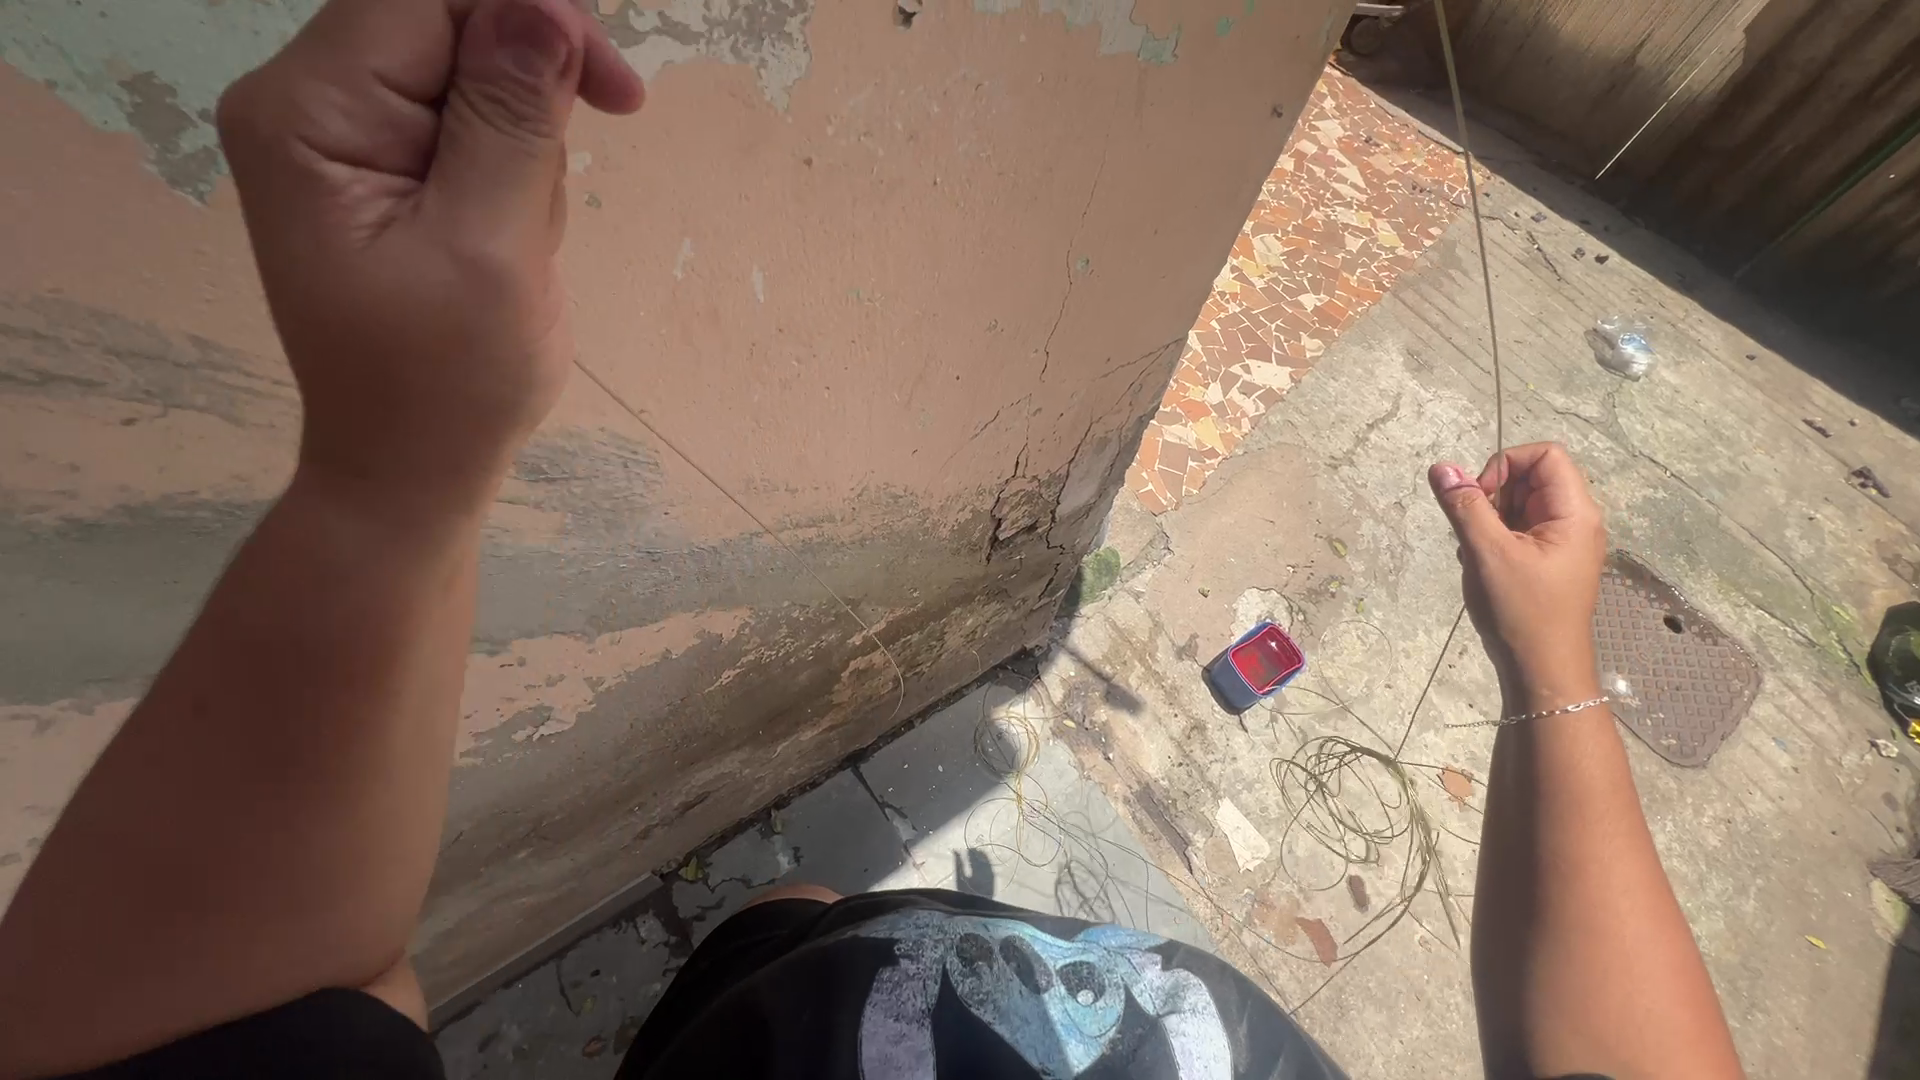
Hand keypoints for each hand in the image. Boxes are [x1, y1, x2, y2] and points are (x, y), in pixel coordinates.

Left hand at [217, 0, 644, 518]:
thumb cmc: (450, 381)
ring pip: (478, 94)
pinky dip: (518, 190)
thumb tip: (545, 9)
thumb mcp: (491, 251)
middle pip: (452, 36)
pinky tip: (509, 250)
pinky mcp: (394, 181)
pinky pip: (479, 143)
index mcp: (312, 112)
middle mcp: (315, 108)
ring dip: (528, 166)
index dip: (532, 21)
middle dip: (529, 114)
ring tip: (518, 254)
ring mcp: (353, 146)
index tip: (621, 94)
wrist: (419, 466)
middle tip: (541, 215)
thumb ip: (512, 125)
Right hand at [1427, 443, 1607, 702]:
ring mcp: (1560, 541)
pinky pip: (1515, 528)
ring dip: (1487, 518)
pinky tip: (1482, 565)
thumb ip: (1464, 506)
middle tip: (1474, 529)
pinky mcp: (1545, 558)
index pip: (1545, 455)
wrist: (1540, 666)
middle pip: (1530, 477)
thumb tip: (1441, 467)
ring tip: (1477, 551)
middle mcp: (1573, 520)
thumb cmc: (1521, 609)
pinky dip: (1491, 537)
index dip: (1505, 463)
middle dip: (1491, 494)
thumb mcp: (1486, 552)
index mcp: (1573, 513)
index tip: (1479, 495)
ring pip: (1517, 504)